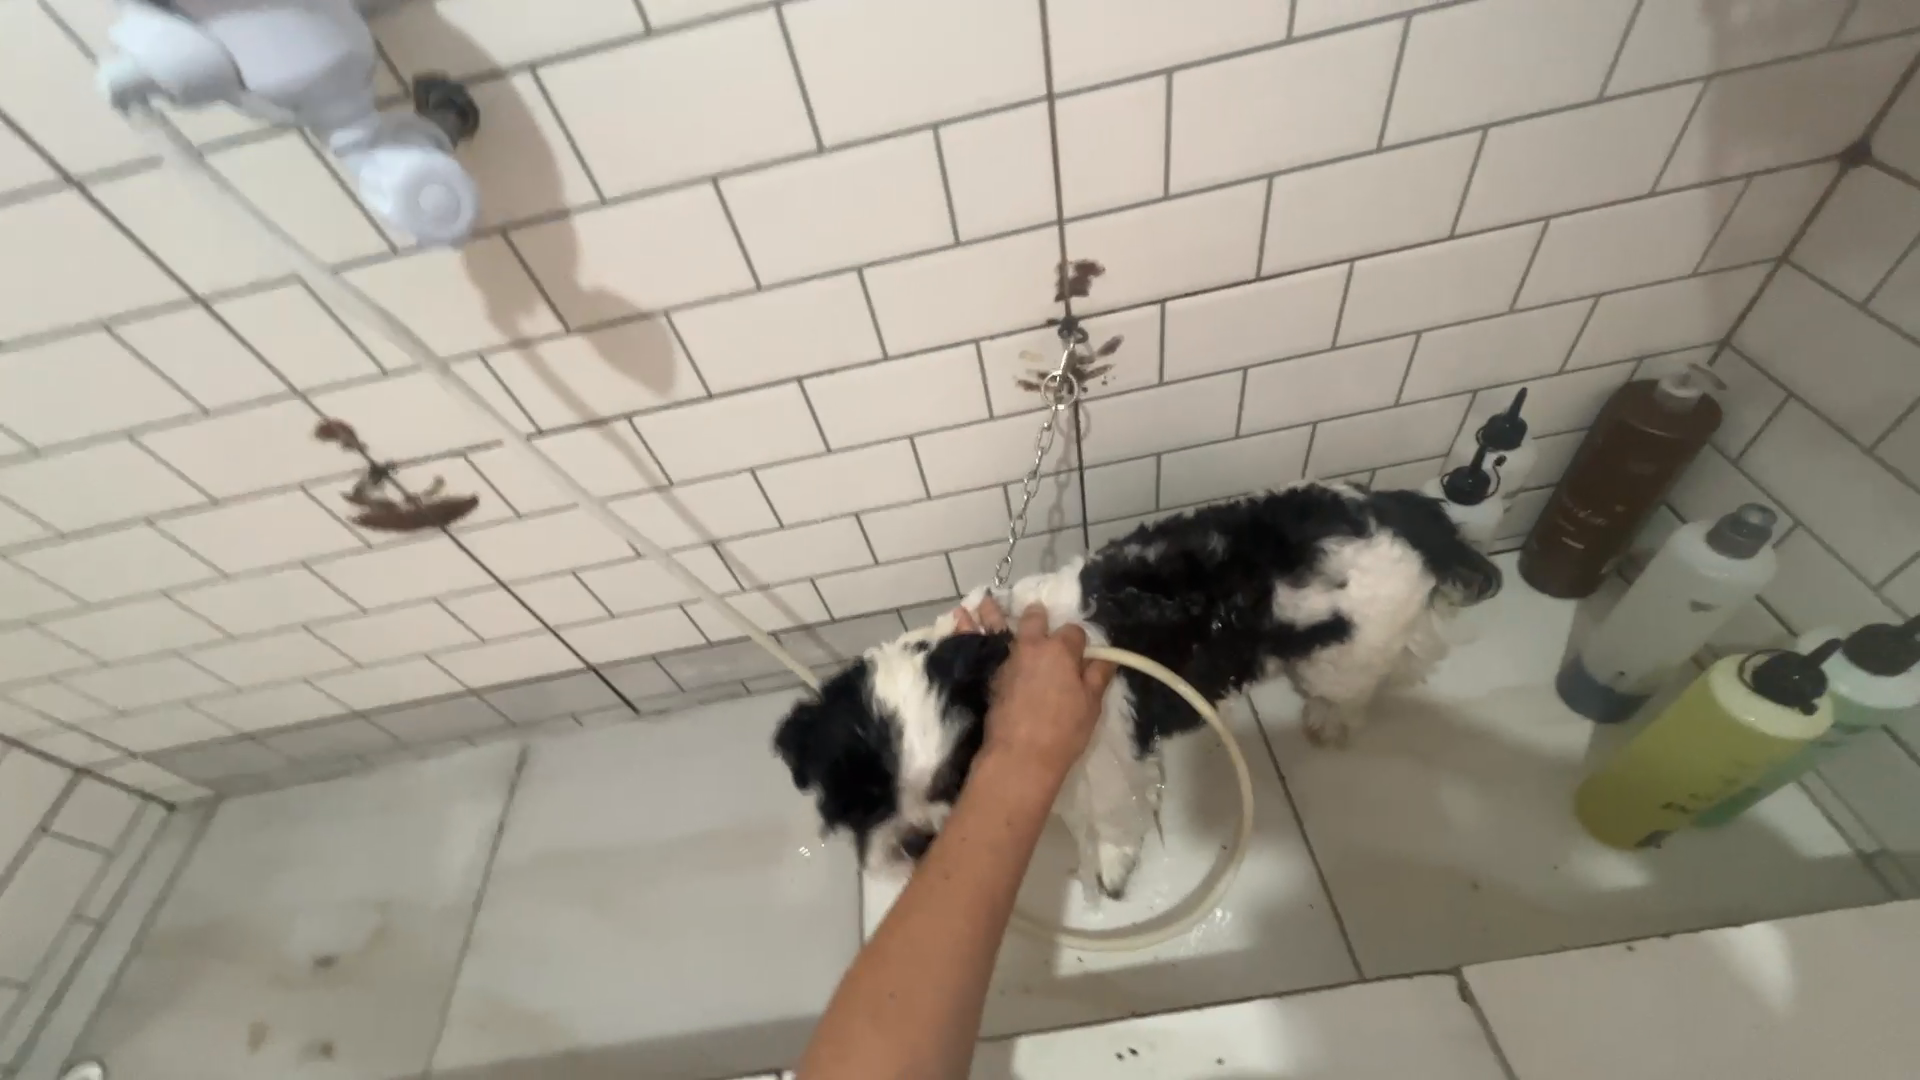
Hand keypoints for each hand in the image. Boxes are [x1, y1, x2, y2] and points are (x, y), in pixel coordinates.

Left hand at [951, 597, 1114, 781]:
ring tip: (982, 599)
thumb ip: (1097, 677)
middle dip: (1038, 615)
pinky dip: (966, 630)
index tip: (1081, 656)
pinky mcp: (987, 673)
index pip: (1074, 633)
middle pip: (1034, 619)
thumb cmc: (1063, 731)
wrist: (1020, 755)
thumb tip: (1106, 658)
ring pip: (996, 625)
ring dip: (991, 611)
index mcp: (1060, 650)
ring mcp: (1005, 658)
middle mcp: (1031, 646)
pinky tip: (960, 620)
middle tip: (1037, 613)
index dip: (1079, 643)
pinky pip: (975, 644)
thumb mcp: (1091, 705)